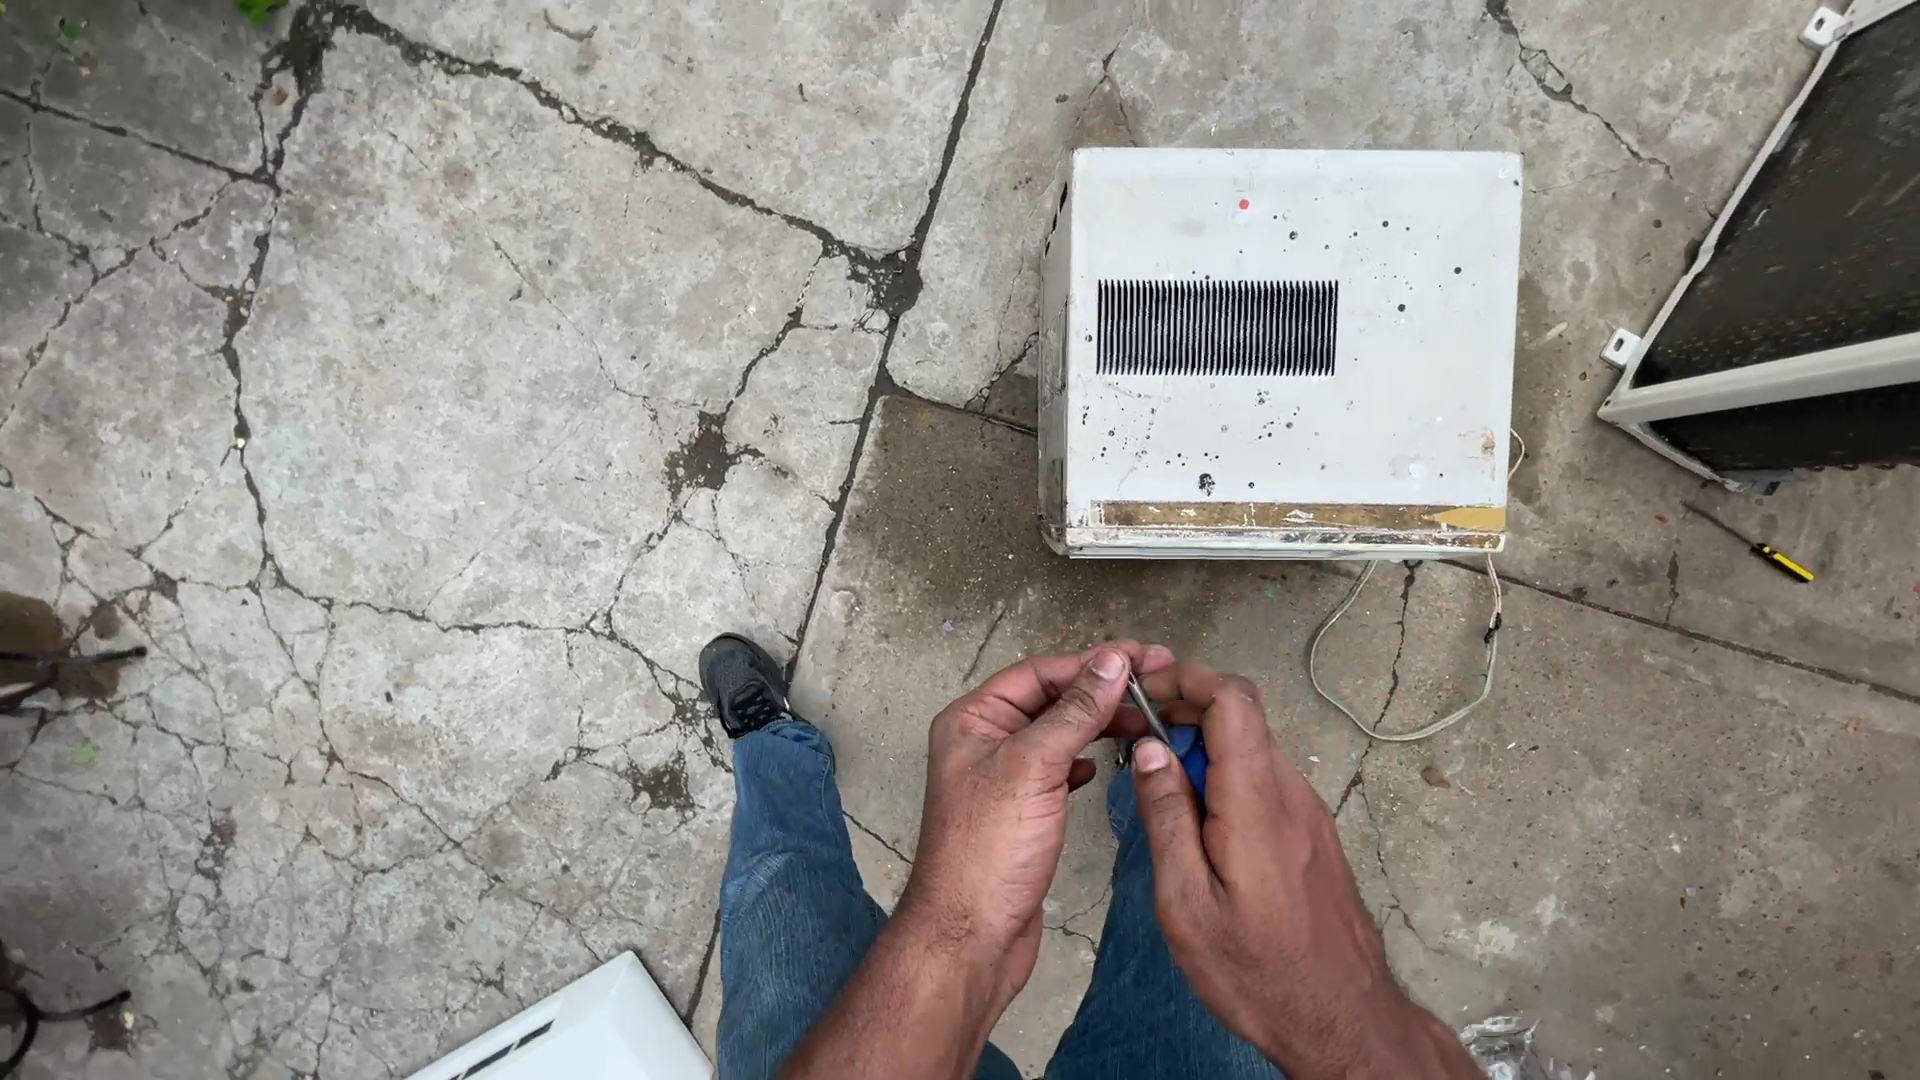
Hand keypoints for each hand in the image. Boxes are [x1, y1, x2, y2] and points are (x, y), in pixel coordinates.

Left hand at [898, 641, 1173, 1006]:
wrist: (971, 936)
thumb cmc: (989, 847)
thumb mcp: (1034, 766)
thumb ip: (1076, 711)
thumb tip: (1113, 661)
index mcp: (973, 717)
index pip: (1040, 672)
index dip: (1092, 661)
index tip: (1143, 655)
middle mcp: (985, 739)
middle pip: (1051, 699)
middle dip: (1101, 690)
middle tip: (1157, 682)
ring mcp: (1004, 775)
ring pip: (1059, 734)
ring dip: (1099, 723)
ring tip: (1146, 719)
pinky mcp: (1022, 808)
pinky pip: (1059, 768)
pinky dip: (1084, 760)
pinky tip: (1102, 764)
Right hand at [1130, 664, 1480, 1079]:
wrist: (1349, 1028)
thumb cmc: (1258, 973)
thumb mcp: (1186, 904)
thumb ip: (1166, 817)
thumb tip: (1150, 749)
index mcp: (1256, 803)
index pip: (1233, 699)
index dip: (1186, 678)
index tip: (1144, 693)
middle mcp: (1291, 793)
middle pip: (1240, 716)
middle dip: (1183, 714)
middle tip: (1140, 750)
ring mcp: (1309, 810)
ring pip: (1250, 746)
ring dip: (1202, 749)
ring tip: (1165, 792)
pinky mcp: (1313, 830)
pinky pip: (1263, 777)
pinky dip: (1224, 775)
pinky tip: (1201, 822)